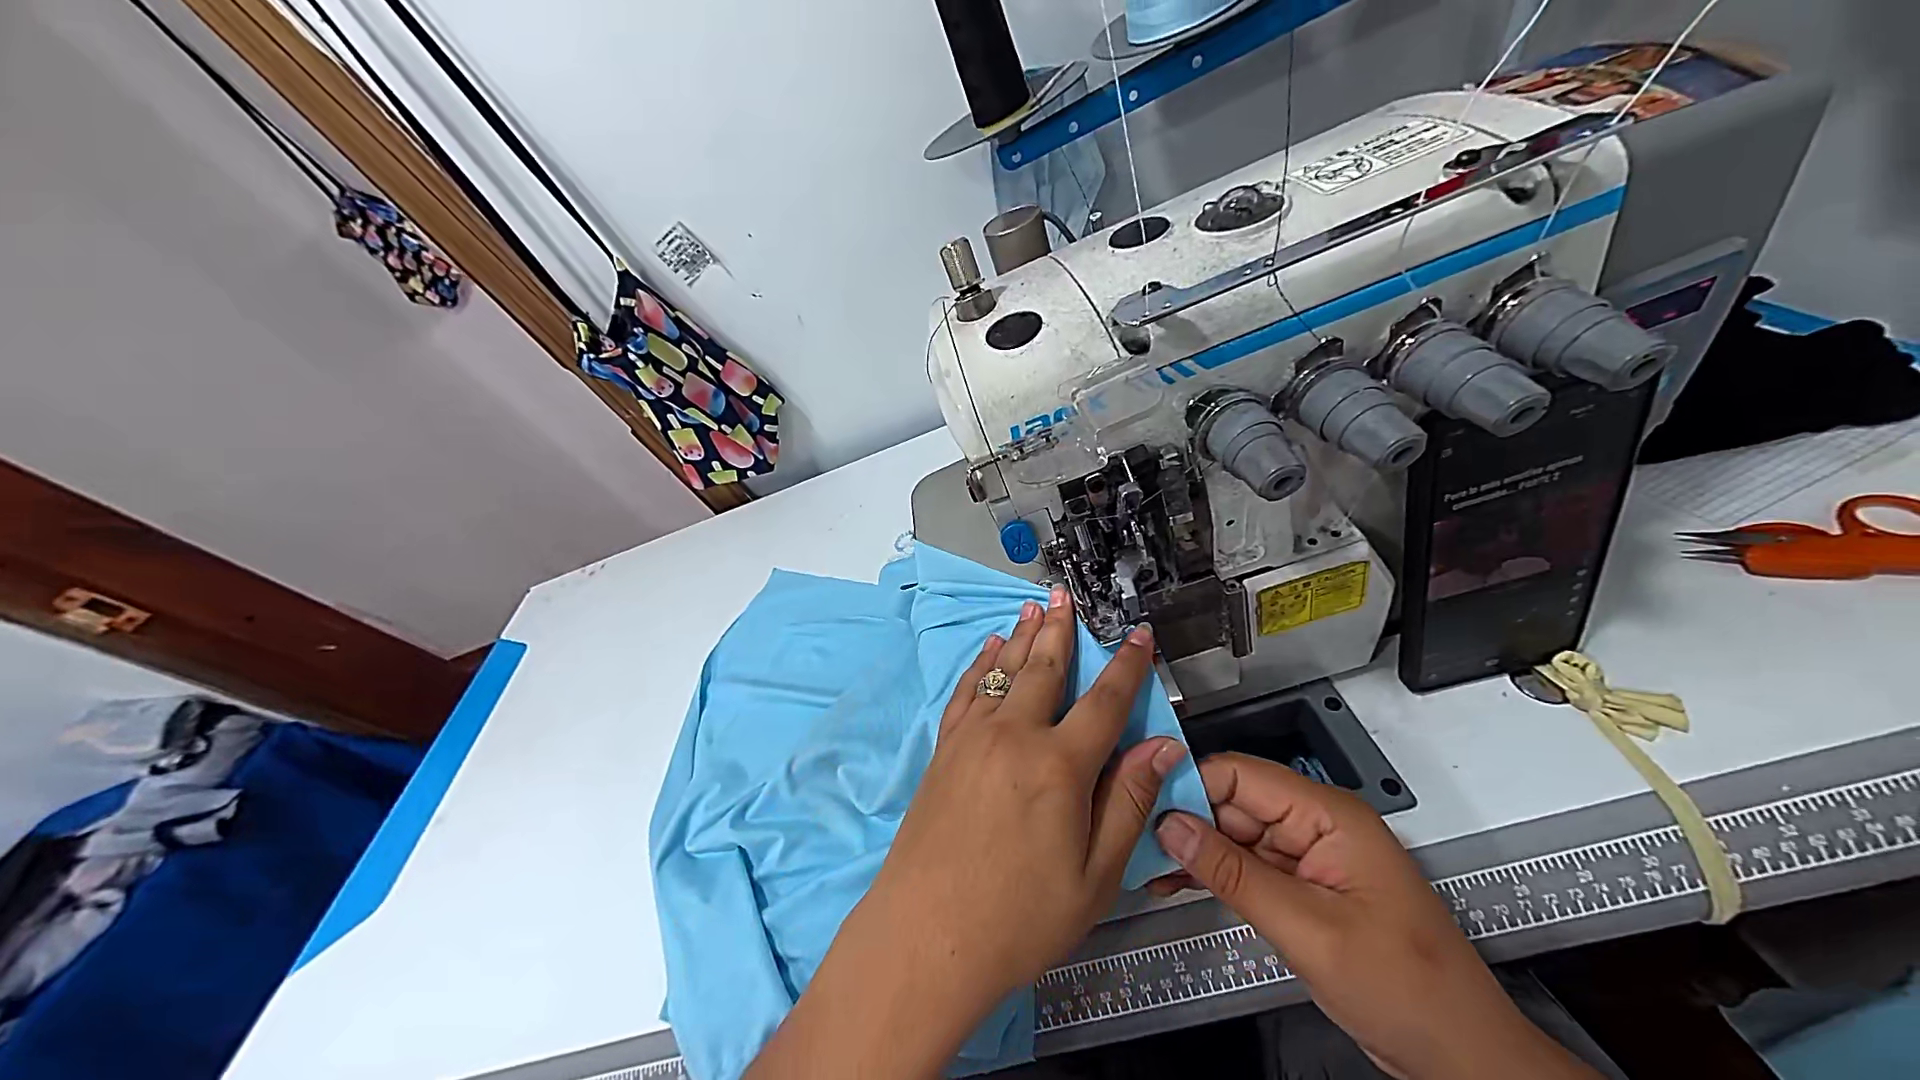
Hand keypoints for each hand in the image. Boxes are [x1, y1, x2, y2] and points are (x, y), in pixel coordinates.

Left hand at [747, 587, 1185, 1079]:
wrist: (925, 937)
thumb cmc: (1020, 919)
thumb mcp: (1095, 876)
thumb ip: (1129, 803)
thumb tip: (1161, 746)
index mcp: (1059, 766)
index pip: (1105, 702)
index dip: (1127, 666)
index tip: (1138, 635)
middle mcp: (1014, 736)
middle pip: (1045, 669)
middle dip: (1061, 629)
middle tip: (1065, 594)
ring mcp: (972, 738)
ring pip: (1002, 671)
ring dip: (1021, 637)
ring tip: (1033, 608)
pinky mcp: (944, 750)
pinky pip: (965, 692)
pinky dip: (979, 665)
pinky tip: (987, 650)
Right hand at [1152, 754, 1599, 1079]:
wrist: (1460, 1056)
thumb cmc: (1410, 990)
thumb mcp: (1309, 929)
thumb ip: (1233, 872)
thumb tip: (1172, 826)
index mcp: (1328, 815)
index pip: (1240, 774)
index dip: (1189, 785)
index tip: (1146, 806)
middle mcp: (1314, 824)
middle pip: (1231, 801)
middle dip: (1184, 819)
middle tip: (1136, 841)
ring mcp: (1306, 856)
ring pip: (1231, 833)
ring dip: (1192, 849)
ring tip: (1147, 864)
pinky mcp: (1300, 885)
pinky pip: (1244, 865)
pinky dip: (1212, 873)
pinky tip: (1176, 882)